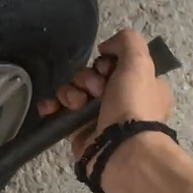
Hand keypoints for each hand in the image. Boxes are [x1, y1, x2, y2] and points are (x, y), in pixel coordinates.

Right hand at [36, 28, 175, 160]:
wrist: (121, 150)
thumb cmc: (134, 105)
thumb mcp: (140, 63)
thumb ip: (127, 42)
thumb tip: (105, 48)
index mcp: (143, 86)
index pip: (117, 64)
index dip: (106, 63)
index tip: (106, 70)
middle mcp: (123, 101)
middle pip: (92, 76)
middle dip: (86, 78)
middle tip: (93, 90)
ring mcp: (100, 117)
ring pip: (75, 91)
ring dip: (69, 92)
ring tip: (75, 104)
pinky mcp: (80, 131)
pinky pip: (61, 112)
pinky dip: (53, 107)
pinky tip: (49, 108)